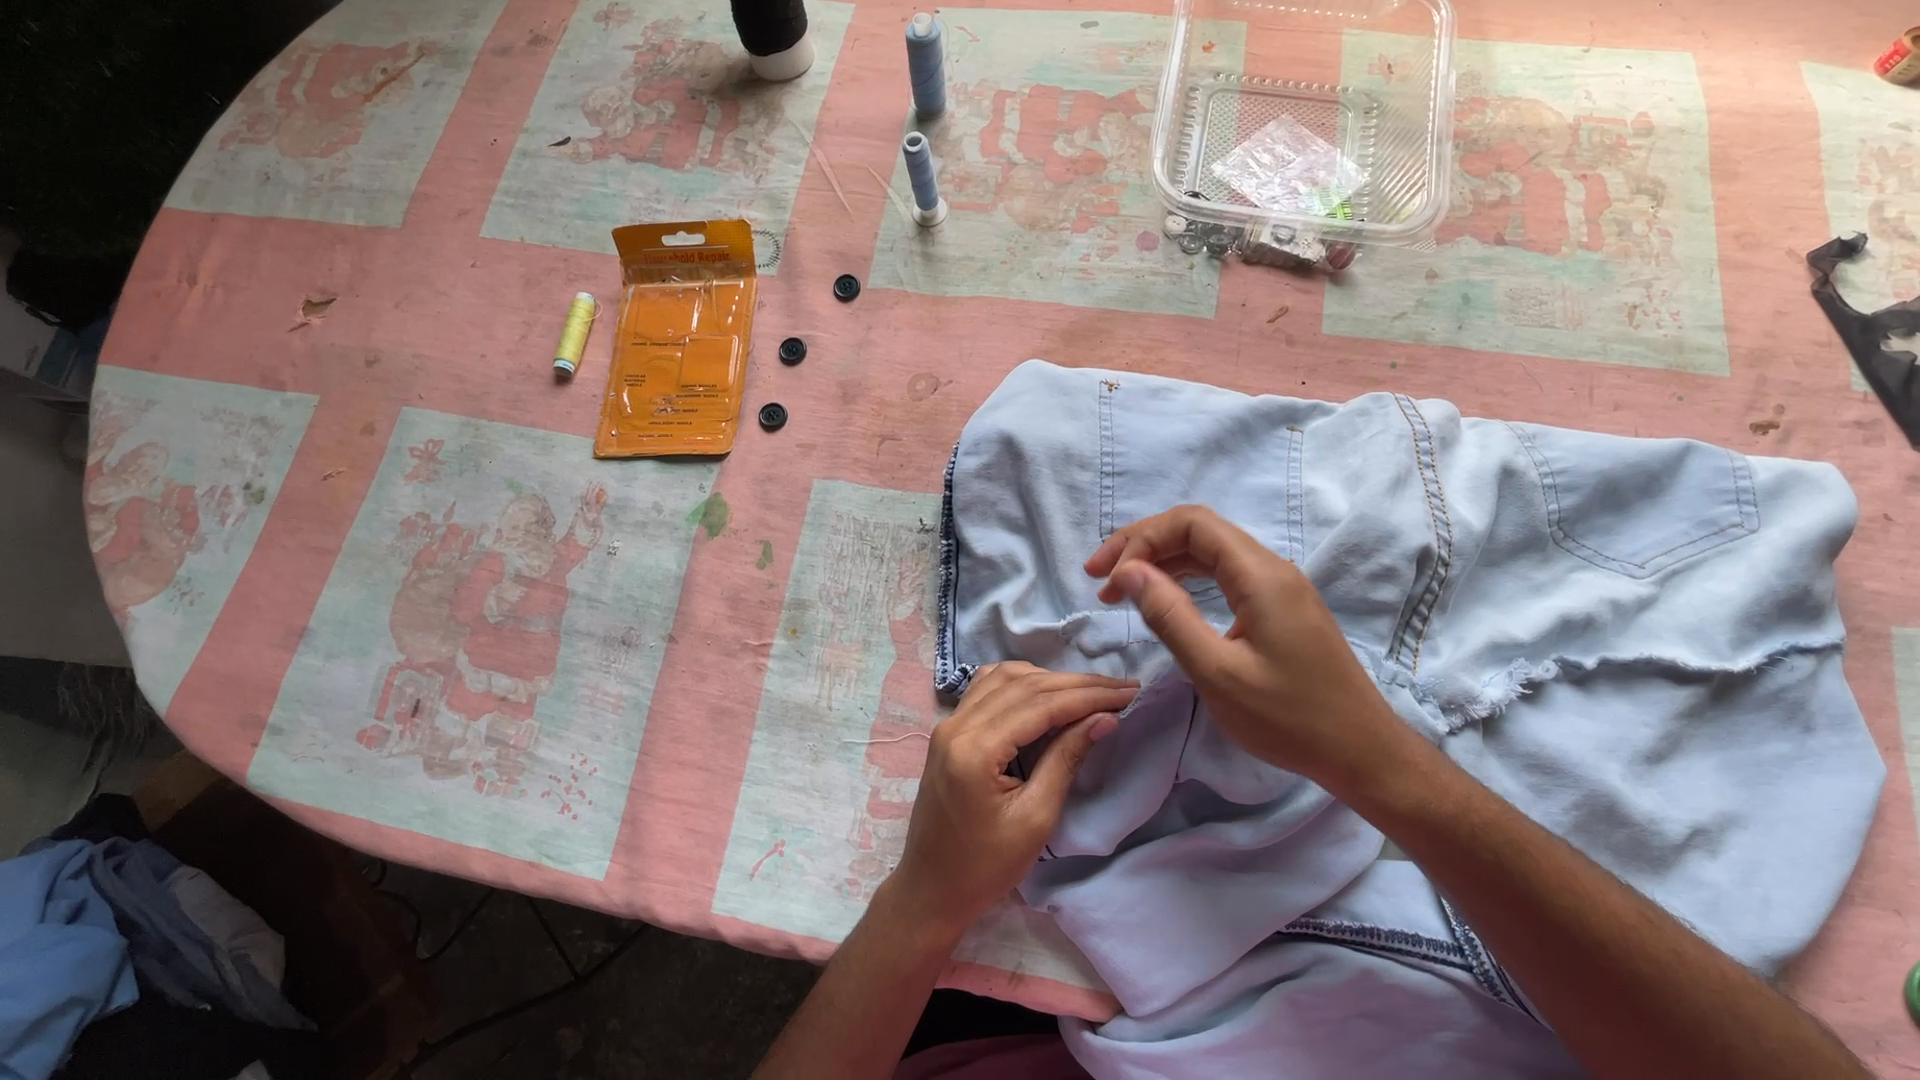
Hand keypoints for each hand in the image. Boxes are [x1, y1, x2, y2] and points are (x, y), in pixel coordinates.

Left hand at [889, 662, 1137, 937]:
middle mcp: (956, 726)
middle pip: (1023, 685)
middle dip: (1076, 684)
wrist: (932, 888)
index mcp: (975, 750)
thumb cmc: (986, 866)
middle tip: (1121, 688)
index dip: (1089, 695)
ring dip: (1049, 679)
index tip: (1129, 692)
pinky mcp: (948, 732)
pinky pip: (985, 689)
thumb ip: (1066, 759)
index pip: (1040, 704)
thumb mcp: (1036, 818)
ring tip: (1091, 691)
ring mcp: (948, 726)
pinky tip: (1045, 692)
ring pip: (1003, 679)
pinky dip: (1020, 683)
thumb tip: (1105, 718)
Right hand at [1084, 505, 1410, 794]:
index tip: (1107, 580)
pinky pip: (1225, 574)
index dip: (1141, 540)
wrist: (1361, 751)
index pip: (1191, 524)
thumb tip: (1128, 572)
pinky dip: (1186, 579)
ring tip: (1119, 589)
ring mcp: (1279, 587)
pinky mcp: (1280, 608)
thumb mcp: (1217, 672)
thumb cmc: (1288, 719)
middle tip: (1097, 578)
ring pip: (1210, 551)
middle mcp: (1271, 569)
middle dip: (1143, 545)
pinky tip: (1163, 598)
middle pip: (1198, 530)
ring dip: (1161, 562)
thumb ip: (1170, 616)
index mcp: (1260, 575)